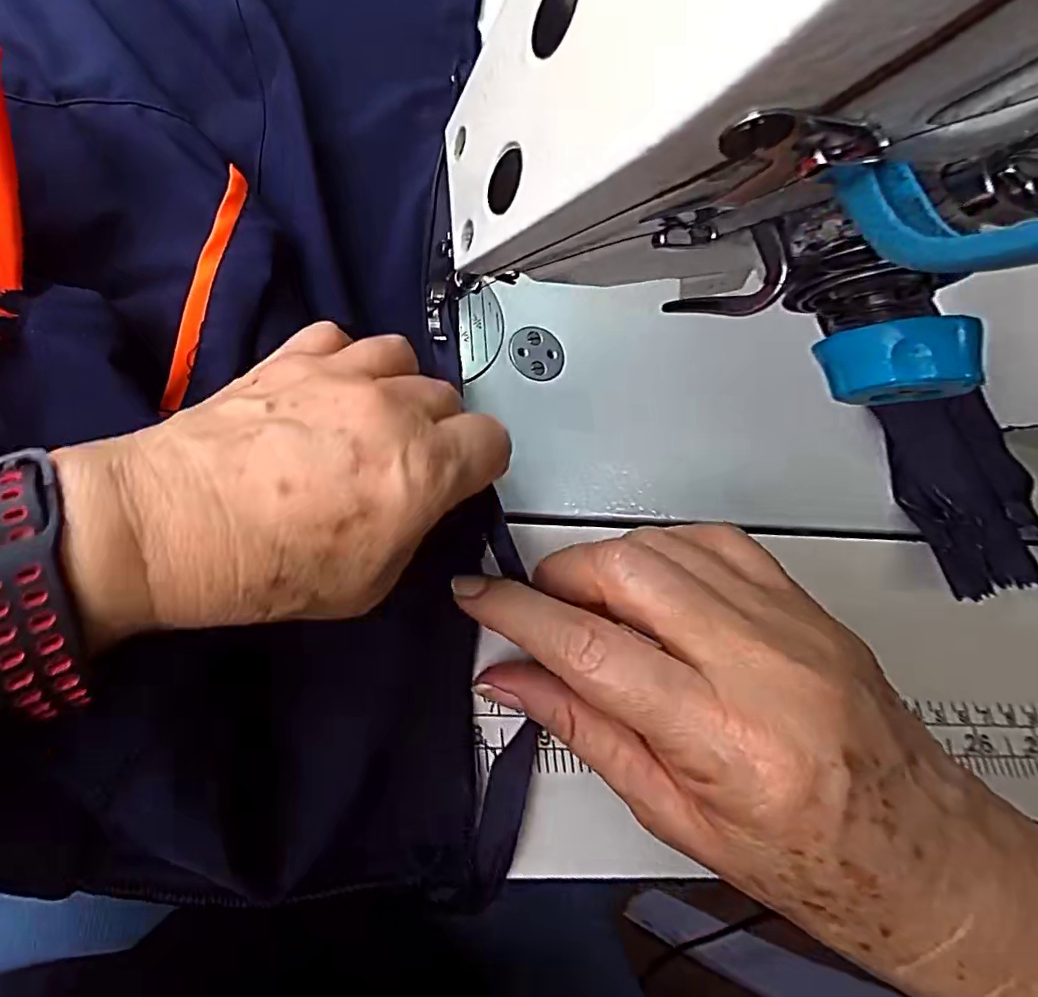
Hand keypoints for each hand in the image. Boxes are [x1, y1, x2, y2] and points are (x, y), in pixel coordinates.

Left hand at [57, 321, 508, 641]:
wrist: (166, 526)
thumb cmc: (252, 566)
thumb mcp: (362, 587)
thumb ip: (406, 534)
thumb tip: (411, 508)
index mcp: (419, 469)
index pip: (490, 441)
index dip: (473, 463)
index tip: (452, 476)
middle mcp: (383, 409)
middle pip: (444, 396)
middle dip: (432, 428)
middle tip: (396, 457)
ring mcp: (329, 376)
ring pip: (395, 355)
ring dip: (389, 386)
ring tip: (359, 418)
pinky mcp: (280, 363)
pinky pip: (332, 336)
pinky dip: (336, 358)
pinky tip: (317, 388)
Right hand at [454, 525, 1037, 995]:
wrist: (937, 866)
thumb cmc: (807, 858)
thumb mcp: (663, 808)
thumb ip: (575, 725)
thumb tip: (504, 677)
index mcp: (725, 739)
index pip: (586, 644)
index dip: (511, 609)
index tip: (472, 593)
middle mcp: (767, 672)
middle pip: (622, 571)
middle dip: (553, 577)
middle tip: (537, 610)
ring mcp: (796, 631)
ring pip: (659, 545)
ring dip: (598, 564)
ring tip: (589, 605)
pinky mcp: (809, 611)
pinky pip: (711, 542)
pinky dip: (655, 550)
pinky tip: (644, 586)